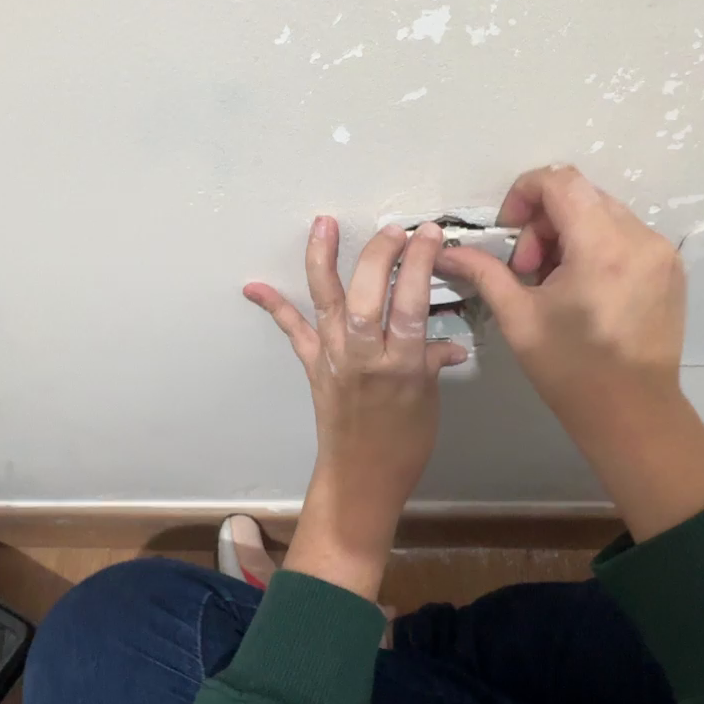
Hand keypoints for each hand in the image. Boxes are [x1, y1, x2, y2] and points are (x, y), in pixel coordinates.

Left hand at [244, 217, 464, 596]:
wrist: (360, 480)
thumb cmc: (404, 446)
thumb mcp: (429, 402)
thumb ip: (432, 364)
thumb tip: (449, 343)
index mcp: (403, 366)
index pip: (412, 304)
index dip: (420, 264)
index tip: (429, 233)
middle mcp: (365, 357)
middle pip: (369, 296)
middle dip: (380, 255)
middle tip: (395, 229)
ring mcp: (334, 359)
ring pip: (328, 303)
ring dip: (323, 261)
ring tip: (323, 223)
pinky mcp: (313, 367)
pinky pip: (293, 332)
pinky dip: (274, 307)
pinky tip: (254, 286)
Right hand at [436, 166, 703, 538]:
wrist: (630, 412)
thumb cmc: (569, 369)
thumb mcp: (518, 317)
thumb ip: (485, 272)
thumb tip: (448, 251)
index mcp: (601, 246)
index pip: (561, 181)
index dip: (524, 193)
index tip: (508, 231)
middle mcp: (639, 238)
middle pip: (582, 196)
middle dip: (545, 222)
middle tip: (528, 269)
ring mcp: (661, 252)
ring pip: (604, 214)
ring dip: (570, 235)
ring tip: (554, 283)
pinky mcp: (670, 269)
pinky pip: (626, 236)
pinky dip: (596, 248)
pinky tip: (583, 291)